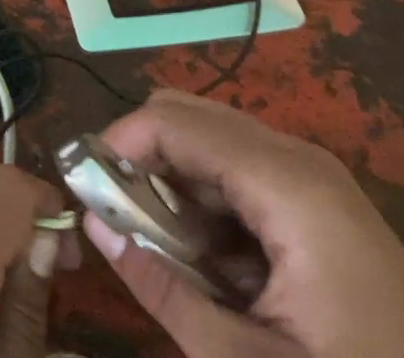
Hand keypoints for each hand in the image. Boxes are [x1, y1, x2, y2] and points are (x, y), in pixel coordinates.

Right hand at [84, 92, 403, 357]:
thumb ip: (161, 285)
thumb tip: (93, 223)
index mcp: (288, 185)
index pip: (173, 122)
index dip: (117, 145)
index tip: (83, 193)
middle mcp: (300, 162)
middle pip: (190, 119)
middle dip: (139, 158)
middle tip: (113, 219)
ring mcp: (315, 181)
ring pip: (210, 145)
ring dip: (169, 185)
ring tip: (158, 252)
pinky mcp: (320, 206)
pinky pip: (239, 176)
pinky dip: (204, 205)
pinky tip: (204, 264)